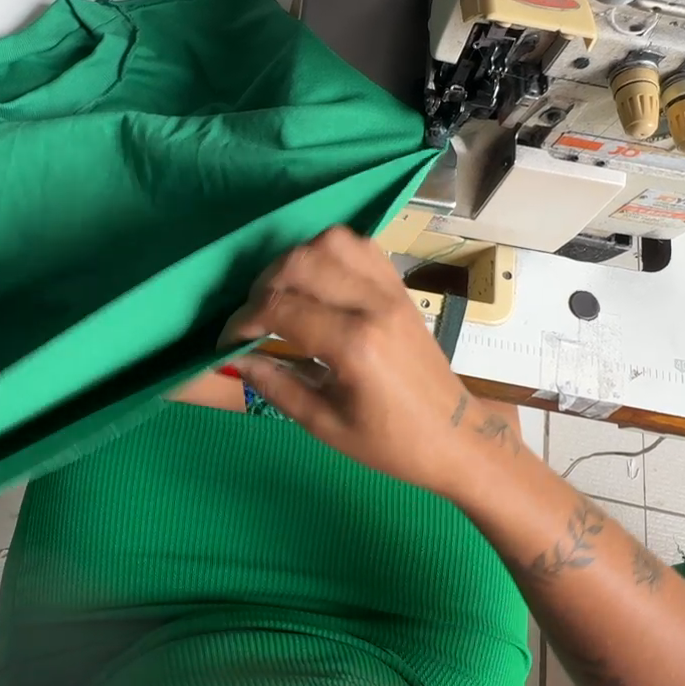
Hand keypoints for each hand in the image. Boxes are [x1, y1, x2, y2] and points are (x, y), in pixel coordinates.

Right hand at [221, 226, 530, 495]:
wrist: (455, 438)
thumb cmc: (389, 443)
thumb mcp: (324, 425)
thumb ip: (276, 386)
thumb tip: (235, 360)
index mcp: (354, 345)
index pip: (279, 309)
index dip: (242, 321)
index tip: (228, 341)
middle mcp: (372, 305)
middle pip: (300, 262)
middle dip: (262, 285)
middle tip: (253, 316)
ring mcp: (391, 290)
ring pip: (330, 241)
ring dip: (295, 260)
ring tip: (283, 292)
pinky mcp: (400, 287)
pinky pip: (359, 246)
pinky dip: (327, 254)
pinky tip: (316, 282)